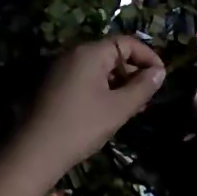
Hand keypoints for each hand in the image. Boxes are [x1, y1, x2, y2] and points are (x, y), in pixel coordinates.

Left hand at [9, 36, 165, 174]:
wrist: (34, 152)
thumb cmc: (81, 126)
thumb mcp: (119, 108)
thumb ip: (142, 87)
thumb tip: (159, 72)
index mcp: (90, 53)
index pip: (127, 42)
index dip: (148, 57)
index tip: (162, 77)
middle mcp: (74, 54)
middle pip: (113, 53)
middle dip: (135, 72)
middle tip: (149, 96)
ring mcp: (62, 70)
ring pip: (100, 69)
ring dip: (121, 83)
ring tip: (134, 107)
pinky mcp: (55, 86)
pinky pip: (86, 79)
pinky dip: (104, 89)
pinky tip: (112, 111)